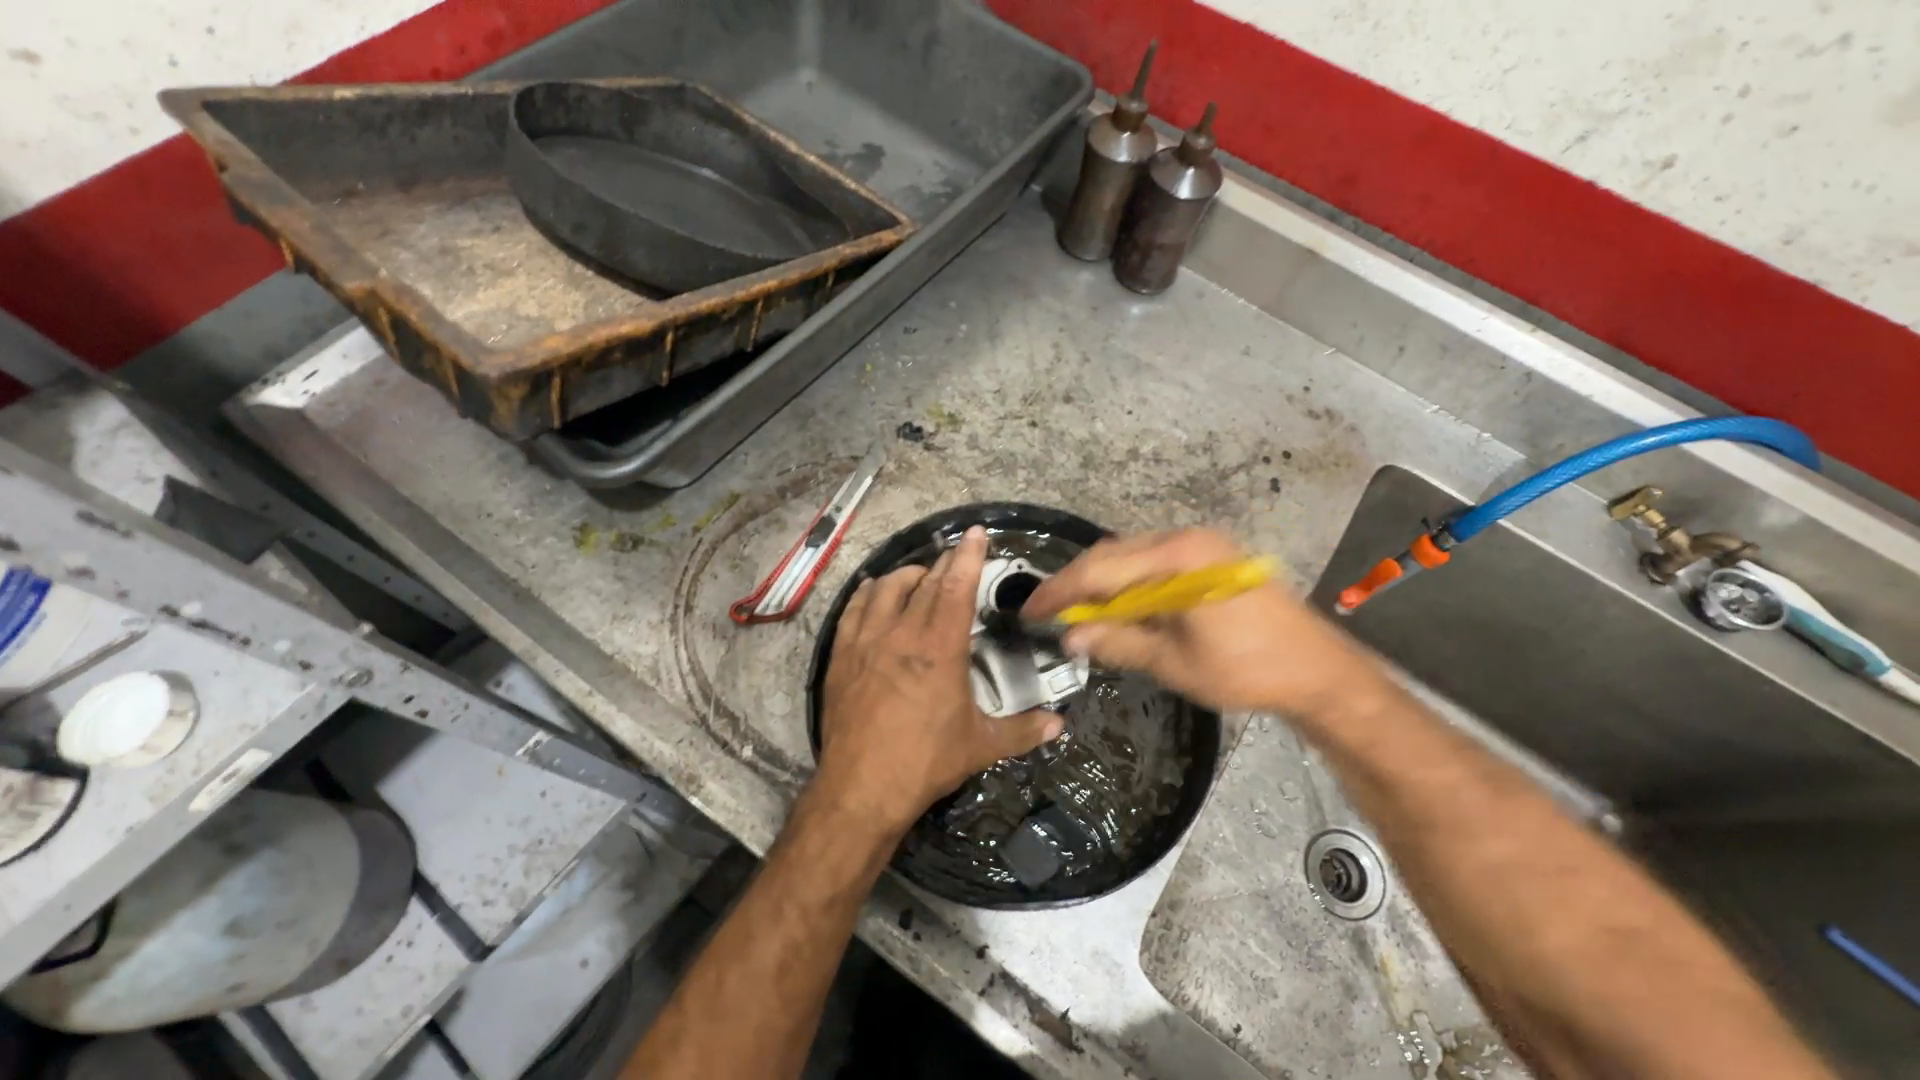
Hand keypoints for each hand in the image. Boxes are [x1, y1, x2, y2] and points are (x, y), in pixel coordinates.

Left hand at [814, 526, 1063, 834]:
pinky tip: (874, 591)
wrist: (861, 787)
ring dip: (907, 576)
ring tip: (920, 576)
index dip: (969, 557)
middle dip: (944, 563)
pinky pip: (853, 609)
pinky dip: (868, 593)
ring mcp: (867, 642)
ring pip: (886, 588)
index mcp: (940, 648)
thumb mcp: (981, 746)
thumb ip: (1023, 731)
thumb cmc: (925, 762)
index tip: (976, 534)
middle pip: (925, 583)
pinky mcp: (841, 656)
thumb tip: (1059, 725)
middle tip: (957, 554)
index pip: (957, 587)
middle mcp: (902, 634)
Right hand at [1022, 528, 1379, 712]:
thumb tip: (1071, 637)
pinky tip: (1121, 607)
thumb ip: (1118, 642)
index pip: (1098, 569)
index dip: (1058, 592)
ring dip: (1102, 582)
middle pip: (1112, 554)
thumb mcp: (1173, 662)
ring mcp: (1202, 544)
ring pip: (1131, 555)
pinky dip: (1129, 581)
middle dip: (1076, 584)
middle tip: (1049, 615)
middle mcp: (1185, 539)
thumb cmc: (1246, 669)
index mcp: (1175, 559)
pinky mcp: (1212, 556)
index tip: (1029, 612)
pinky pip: (1154, 560)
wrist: (1317, 669)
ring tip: (1079, 615)